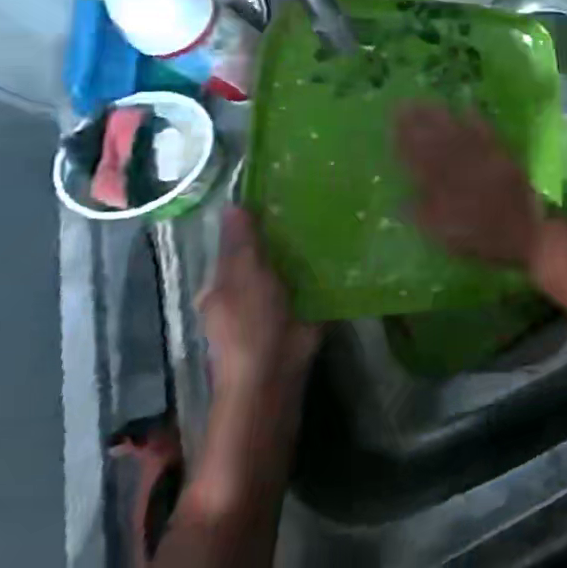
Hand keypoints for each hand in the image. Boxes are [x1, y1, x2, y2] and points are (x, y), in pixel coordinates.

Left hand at [199, 208, 320, 400]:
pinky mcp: (303, 311)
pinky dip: (324, 270)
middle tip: (313, 201)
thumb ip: (240, 243)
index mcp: (223, 284)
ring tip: (333, 217)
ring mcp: (276, 304)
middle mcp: (247, 292)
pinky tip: (343, 248)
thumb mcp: (241, 277)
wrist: (275, 373)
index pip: (237, 245)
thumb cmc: (249, 324)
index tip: (280, 194)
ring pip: (290, 268)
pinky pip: (313, 283)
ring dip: (307, 250)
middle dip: (284, 235)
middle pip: (266, 255)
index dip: (255, 222)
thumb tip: (232, 204)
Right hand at [393, 103, 544, 266]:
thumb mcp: (446, 236)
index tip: (392, 125)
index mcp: (444, 188)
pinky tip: (467, 107)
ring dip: (440, 116)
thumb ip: (423, 216)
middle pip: (436, 140)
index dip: (404, 141)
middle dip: (417, 122)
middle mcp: (461, 168)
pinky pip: (486, 133)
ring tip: (426, 102)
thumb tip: (399, 201)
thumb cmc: (483, 240)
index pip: (418, 159)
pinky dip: (476, 119)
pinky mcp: (503, 156)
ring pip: (457, 132)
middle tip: (403, 104)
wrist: (527, 235)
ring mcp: (483, 159)